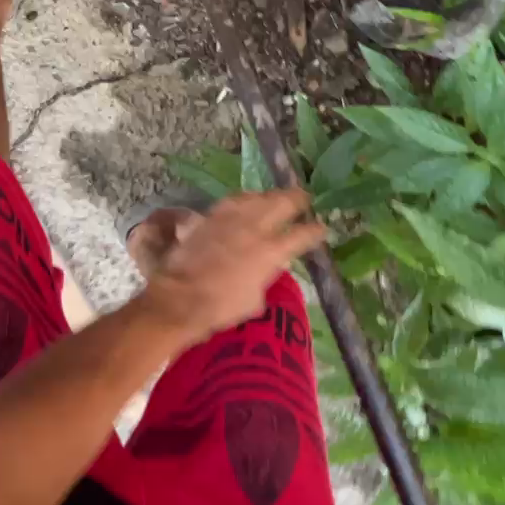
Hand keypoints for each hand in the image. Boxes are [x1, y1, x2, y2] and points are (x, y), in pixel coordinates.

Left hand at [137, 189, 325, 344]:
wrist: (181, 296)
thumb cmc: (220, 308)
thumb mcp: (254, 299)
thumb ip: (265, 277)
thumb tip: (267, 269)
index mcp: (270, 253)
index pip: (301, 236)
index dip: (315, 231)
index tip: (322, 228)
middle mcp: (254, 229)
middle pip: (281, 204)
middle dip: (297, 199)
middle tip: (305, 198)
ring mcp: (231, 219)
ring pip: (258, 197)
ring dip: (271, 195)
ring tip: (278, 196)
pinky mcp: (211, 216)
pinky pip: (234, 200)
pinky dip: (246, 198)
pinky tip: (248, 200)